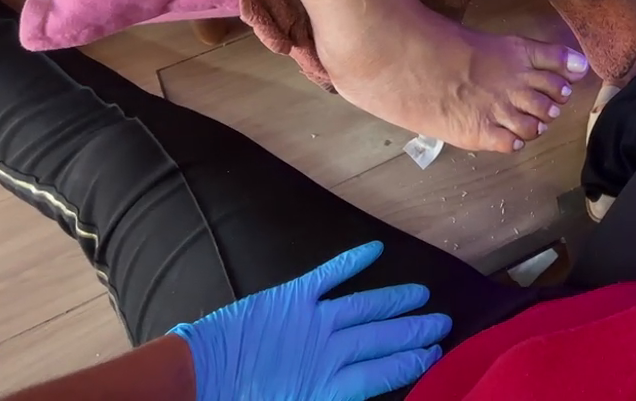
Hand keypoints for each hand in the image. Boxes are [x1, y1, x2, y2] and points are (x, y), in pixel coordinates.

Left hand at [171, 242, 450, 400]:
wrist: (192, 386)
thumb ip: (328, 394)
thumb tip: (361, 389)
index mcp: (325, 388)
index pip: (381, 374)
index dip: (410, 362)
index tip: (435, 354)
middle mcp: (326, 352)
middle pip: (381, 339)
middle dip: (414, 332)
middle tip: (443, 323)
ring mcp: (311, 322)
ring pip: (364, 307)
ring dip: (394, 301)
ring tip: (422, 296)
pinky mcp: (292, 298)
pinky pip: (329, 275)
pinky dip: (352, 261)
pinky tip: (376, 249)